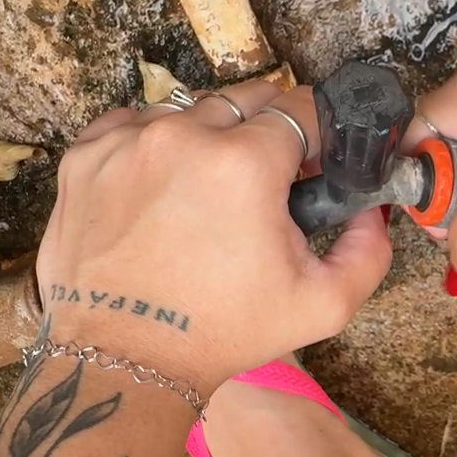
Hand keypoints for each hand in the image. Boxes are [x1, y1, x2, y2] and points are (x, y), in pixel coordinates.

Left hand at [35, 81, 391, 393]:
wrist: (128, 357)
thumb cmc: (226, 329)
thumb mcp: (326, 305)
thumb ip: (371, 251)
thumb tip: (372, 211)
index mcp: (244, 164)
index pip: (300, 108)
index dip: (320, 132)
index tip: (318, 160)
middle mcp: (182, 137)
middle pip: (248, 99)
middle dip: (272, 129)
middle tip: (274, 177)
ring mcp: (126, 142)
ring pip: (193, 110)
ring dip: (216, 135)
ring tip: (217, 187)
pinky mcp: (84, 157)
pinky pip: (136, 123)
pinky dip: (161, 143)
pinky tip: (170, 185)